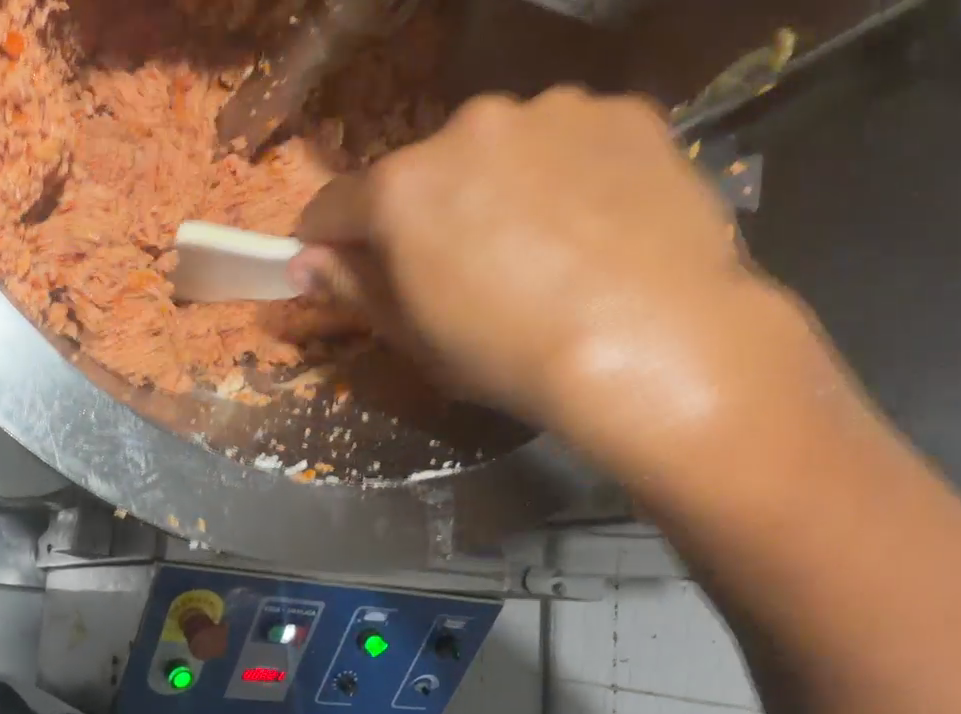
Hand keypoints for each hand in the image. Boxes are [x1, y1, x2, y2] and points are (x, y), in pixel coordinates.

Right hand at [291, 87, 769, 437]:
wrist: (655, 341)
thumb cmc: (506, 353)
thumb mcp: (410, 336)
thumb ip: (350, 286)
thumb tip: (306, 261)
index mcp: (399, 188)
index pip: (333, 206)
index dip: (327, 242)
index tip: (337, 267)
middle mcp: (465, 128)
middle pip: (417, 173)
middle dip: (419, 213)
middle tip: (453, 267)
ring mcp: (550, 112)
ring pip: (493, 151)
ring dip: (490, 186)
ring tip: (532, 244)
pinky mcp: (622, 113)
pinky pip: (564, 142)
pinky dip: (560, 173)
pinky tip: (586, 225)